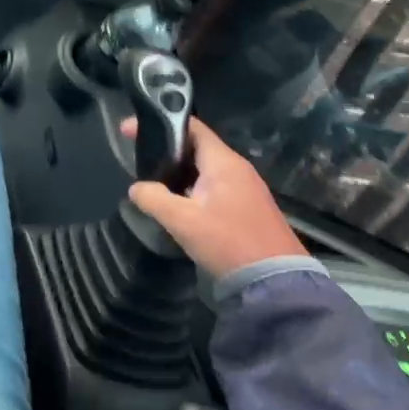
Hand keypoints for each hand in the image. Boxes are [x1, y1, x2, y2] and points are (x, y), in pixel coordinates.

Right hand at [121, 115, 307, 277]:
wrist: (279, 286)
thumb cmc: (228, 242)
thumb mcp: (180, 219)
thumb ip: (151, 197)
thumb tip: (137, 188)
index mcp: (224, 163)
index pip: (190, 127)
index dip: (158, 123)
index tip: (129, 130)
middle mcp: (239, 170)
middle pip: (196, 147)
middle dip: (166, 150)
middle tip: (138, 157)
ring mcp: (248, 190)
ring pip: (205, 169)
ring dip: (179, 172)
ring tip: (153, 181)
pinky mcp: (251, 210)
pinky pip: (215, 187)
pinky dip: (193, 188)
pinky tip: (179, 204)